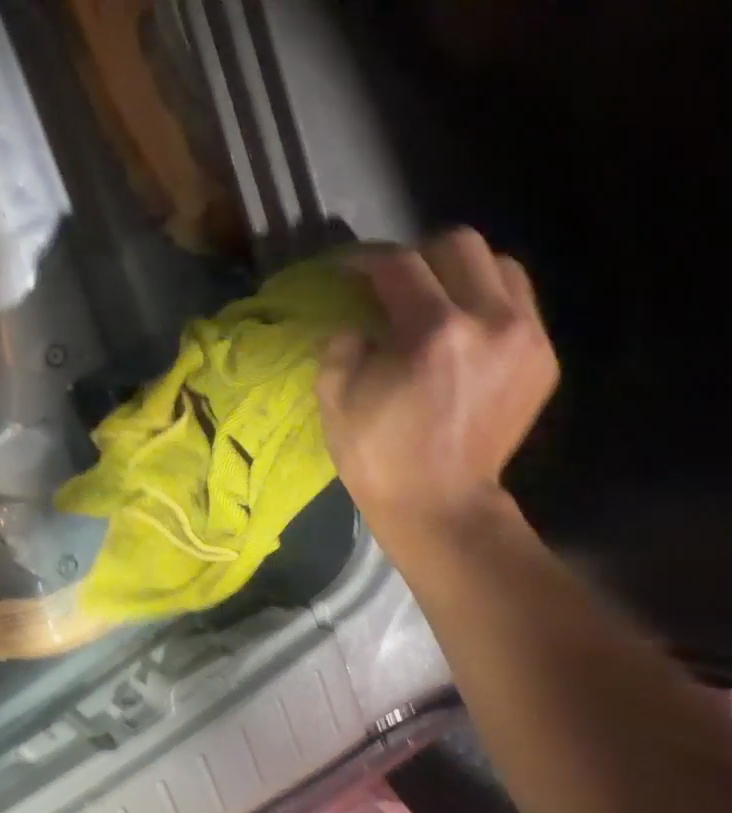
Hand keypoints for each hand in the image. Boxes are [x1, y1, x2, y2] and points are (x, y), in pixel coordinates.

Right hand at [317, 228, 559, 549]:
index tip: (345, 269)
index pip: (400, 266)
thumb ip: (344, 343)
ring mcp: (526, 336)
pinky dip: (484, 304)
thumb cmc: (375, 452)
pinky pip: (518, 303)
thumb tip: (359, 320)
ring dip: (460, 274)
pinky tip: (458, 334)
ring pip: (500, 266)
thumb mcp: (336, 396)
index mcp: (431, 332)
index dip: (365, 259)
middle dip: (418, 256)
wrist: (439, 500)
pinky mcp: (543, 356)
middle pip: (461, 246)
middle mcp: (489, 321)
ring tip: (433, 300)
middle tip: (392, 281)